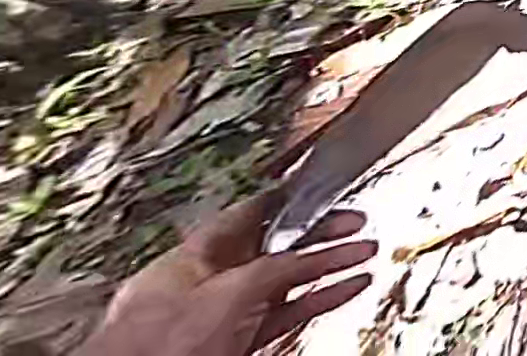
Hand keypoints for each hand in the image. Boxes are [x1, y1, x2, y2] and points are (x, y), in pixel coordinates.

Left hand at [77, 191, 376, 355]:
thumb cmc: (158, 347)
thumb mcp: (233, 289)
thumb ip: (278, 264)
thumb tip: (312, 252)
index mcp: (188, 262)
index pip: (250, 214)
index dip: (291, 198)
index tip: (324, 187)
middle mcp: (201, 286)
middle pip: (275, 248)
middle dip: (322, 234)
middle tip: (357, 222)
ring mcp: (214, 319)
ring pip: (286, 281)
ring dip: (330, 266)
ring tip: (368, 253)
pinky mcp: (230, 346)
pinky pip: (286, 312)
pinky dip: (321, 297)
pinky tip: (351, 286)